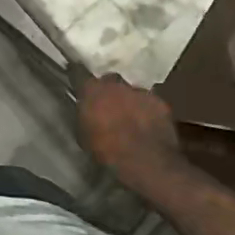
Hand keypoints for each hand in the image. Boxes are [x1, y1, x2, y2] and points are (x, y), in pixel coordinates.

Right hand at [79, 74, 185, 189]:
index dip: (76, 73)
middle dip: (107, 90)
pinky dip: (147, 110)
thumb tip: (85, 111)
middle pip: (109, 80)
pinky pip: (149, 102)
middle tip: (107, 104)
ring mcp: (139, 91)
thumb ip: (84, 116)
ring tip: (130, 117)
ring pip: (130, 91)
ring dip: (128, 100)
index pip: (78, 72)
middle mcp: (115, 84)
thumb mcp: (84, 136)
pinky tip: (147, 124)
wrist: (147, 161)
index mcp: (92, 90)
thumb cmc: (108, 151)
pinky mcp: (159, 102)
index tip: (75, 73)